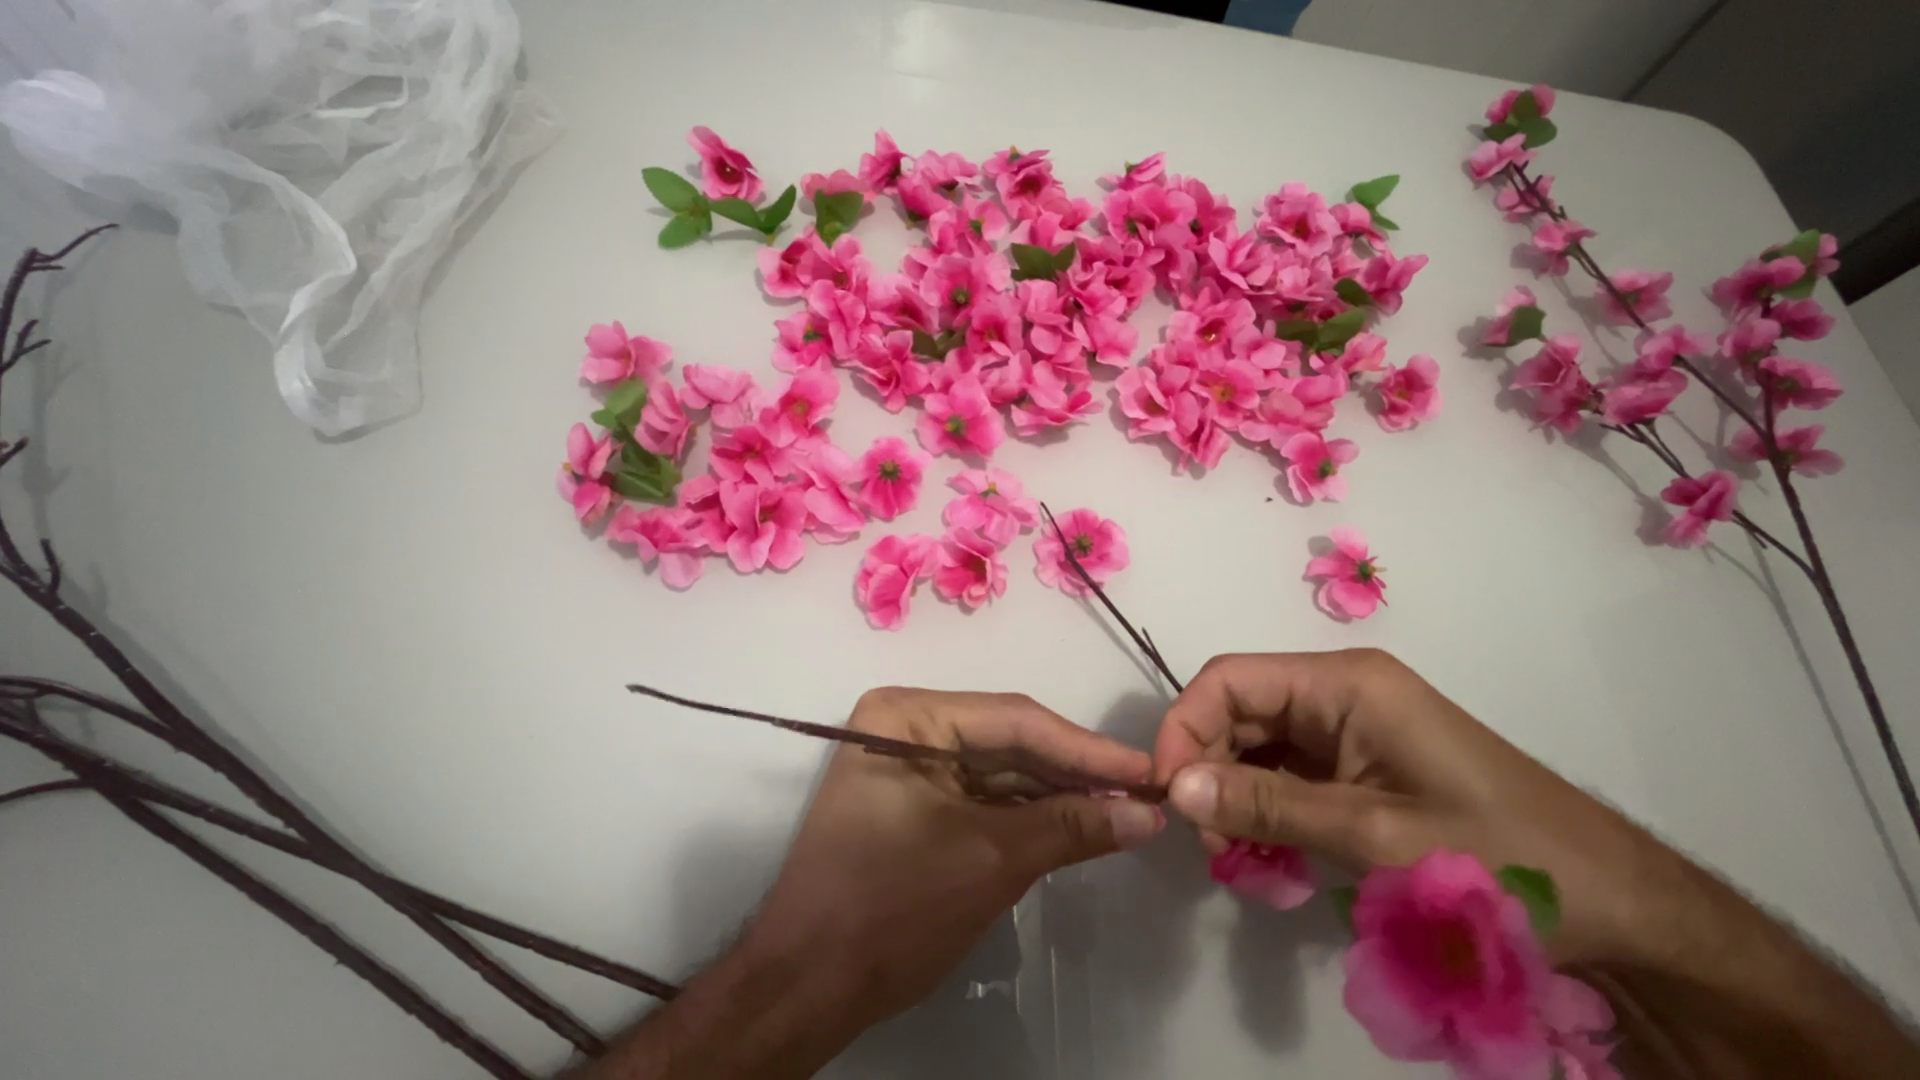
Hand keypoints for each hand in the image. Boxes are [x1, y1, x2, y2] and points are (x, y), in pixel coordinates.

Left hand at [748, 687, 1161, 1033]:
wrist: (811, 983)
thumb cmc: (891, 907)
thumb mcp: (990, 860)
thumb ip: (1070, 827)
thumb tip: (1147, 813)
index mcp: (908, 718)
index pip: (1015, 721)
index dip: (1087, 749)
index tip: (1149, 771)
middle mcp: (907, 728)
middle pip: (1010, 742)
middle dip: (1076, 773)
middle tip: (1146, 794)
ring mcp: (911, 766)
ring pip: (1003, 772)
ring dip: (1060, 796)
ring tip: (1126, 811)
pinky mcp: (919, 804)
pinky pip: (986, 799)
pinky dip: (1031, 816)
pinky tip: (1080, 825)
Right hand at [1154, 650, 1684, 964]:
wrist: (1617, 905)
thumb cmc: (1501, 858)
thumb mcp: (1373, 835)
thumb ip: (1267, 805)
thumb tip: (1172, 785)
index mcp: (1345, 683)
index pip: (1228, 680)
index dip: (1183, 727)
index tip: (1165, 794)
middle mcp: (1342, 692)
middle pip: (1237, 710)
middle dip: (1206, 766)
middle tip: (1202, 841)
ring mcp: (1353, 729)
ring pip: (1257, 745)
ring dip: (1232, 793)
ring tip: (1234, 856)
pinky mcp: (1361, 764)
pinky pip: (1288, 773)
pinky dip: (1265, 809)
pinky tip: (1266, 853)